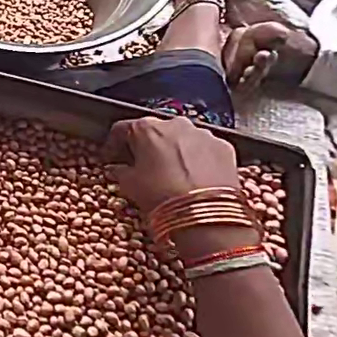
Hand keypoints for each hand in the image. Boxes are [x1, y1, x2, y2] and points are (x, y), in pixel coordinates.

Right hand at [105, 117, 253, 260]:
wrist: (205, 212)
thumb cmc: (162, 195)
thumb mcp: (129, 185)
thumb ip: (119, 171)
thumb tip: (117, 169)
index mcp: (146, 128)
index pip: (122, 129)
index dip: (114, 144)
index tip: (112, 157)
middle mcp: (175, 124)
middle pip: (154, 131)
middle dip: (147, 146)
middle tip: (142, 166)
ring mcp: (202, 133)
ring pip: (182, 138)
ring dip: (173, 152)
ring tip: (170, 175)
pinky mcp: (224, 146)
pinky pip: (204, 149)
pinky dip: (197, 159)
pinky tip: (192, 178)